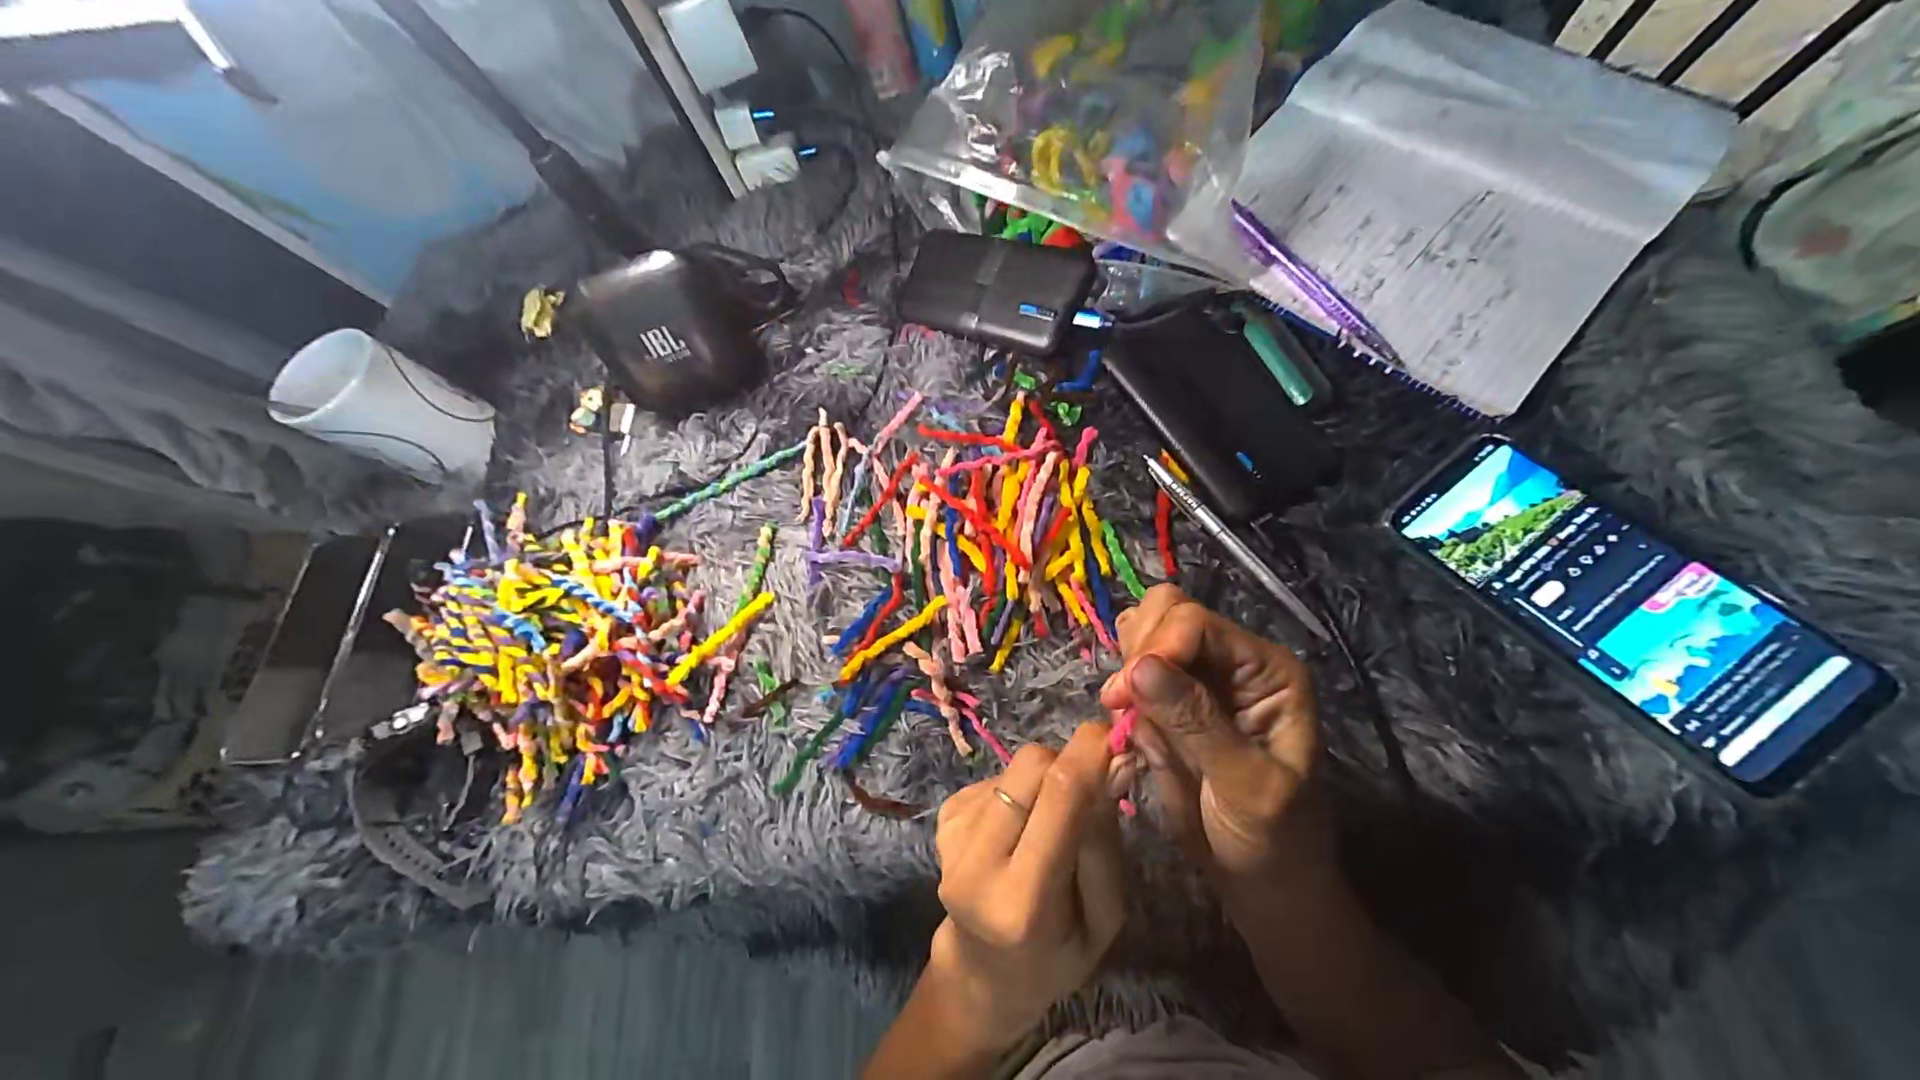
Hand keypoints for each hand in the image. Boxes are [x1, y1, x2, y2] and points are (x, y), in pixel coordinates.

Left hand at [927, 723, 1126, 1046]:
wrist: (982, 970)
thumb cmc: (1057, 954)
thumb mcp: (1104, 917)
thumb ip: (1106, 841)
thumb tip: (1115, 762)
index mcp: (1022, 900)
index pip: (1061, 796)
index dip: (1091, 754)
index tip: (1117, 736)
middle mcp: (975, 862)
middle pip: (1031, 765)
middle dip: (1069, 762)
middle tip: (1089, 788)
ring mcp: (952, 836)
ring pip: (1013, 765)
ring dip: (1044, 780)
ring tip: (1048, 823)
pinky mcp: (943, 818)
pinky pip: (996, 776)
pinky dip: (1020, 790)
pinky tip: (1020, 828)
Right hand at [1101, 585, 1327, 886]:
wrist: (1263, 881)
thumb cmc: (1274, 838)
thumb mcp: (1246, 785)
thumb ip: (1196, 722)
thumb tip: (1139, 668)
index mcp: (1265, 669)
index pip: (1197, 623)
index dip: (1157, 646)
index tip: (1127, 695)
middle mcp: (1230, 662)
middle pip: (1166, 612)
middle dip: (1138, 651)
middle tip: (1125, 704)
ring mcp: (1196, 678)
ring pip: (1142, 633)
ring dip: (1125, 669)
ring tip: (1127, 714)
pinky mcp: (1166, 701)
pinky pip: (1129, 672)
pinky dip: (1119, 691)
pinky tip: (1126, 723)